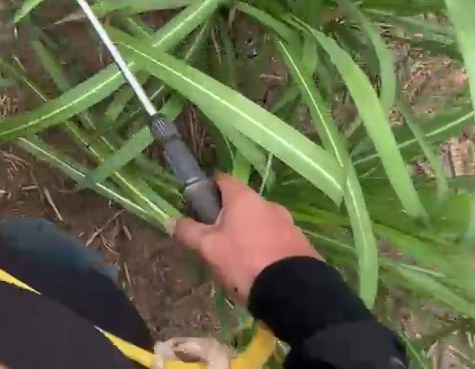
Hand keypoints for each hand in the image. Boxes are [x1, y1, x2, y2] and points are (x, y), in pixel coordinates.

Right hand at [172, 173, 319, 300]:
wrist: (299, 296)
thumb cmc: (246, 261)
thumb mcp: (209, 248)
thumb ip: (188, 232)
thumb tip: (169, 221)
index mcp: (243, 197)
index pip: (222, 179)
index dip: (208, 188)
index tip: (200, 206)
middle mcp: (268, 204)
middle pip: (242, 203)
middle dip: (230, 216)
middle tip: (218, 238)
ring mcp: (290, 225)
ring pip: (262, 222)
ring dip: (251, 233)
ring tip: (242, 259)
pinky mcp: (305, 246)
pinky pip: (279, 240)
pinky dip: (269, 248)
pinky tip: (263, 269)